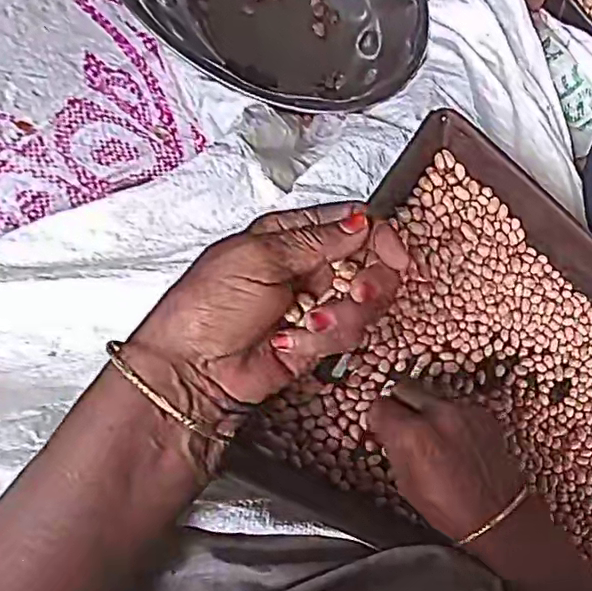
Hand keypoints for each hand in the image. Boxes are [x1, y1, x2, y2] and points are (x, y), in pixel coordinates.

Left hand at [126, 202, 411, 408]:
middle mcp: (312, 267)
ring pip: (367, 304)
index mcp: (293, 236)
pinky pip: (351, 334)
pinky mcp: (325, 338)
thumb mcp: (258, 257)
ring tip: (309, 324)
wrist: (195, 368)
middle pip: (372, 266)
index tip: (395, 255)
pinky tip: (292, 340)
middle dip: (370, 284)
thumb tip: (361, 222)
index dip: (382, 238)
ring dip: (342, 317)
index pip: (355, 225)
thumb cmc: (208, 308)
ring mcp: (322, 304)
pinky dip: (325, 340)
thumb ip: (316, 239)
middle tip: (356, 293)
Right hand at [366, 382, 535, 543]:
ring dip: (428, 411)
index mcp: (412, 434)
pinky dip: (452, 418)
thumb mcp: (406, 482)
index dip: (380, 418)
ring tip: (433, 437)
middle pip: (406, 389)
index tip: (382, 425)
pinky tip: (455, 440)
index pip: (381, 405)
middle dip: (401, 406)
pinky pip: (458, 406)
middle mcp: (438, 415)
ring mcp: (464, 411)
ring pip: (433, 396)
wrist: (495, 511)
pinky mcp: (483, 414)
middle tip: (404, 427)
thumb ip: (394, 447)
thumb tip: (388, 432)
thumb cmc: (450, 506)